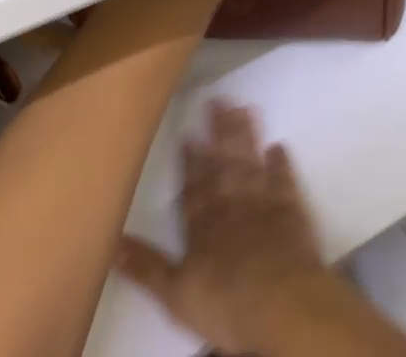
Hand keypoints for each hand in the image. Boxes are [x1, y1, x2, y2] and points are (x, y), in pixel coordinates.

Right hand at [116, 101, 338, 354]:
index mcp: (202, 225)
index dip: (191, 161)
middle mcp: (232, 207)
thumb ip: (145, 266)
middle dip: (220, 133)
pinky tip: (278, 147)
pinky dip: (282, 165)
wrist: (284, 306)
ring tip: (245, 109)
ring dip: (247, 138)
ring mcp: (265, 207)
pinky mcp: (294, 215)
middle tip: (219, 99)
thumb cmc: (227, 303)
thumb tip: (111, 243)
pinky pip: (286, 184)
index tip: (188, 133)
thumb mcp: (175, 293)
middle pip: (224, 166)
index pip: (194, 187)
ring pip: (252, 165)